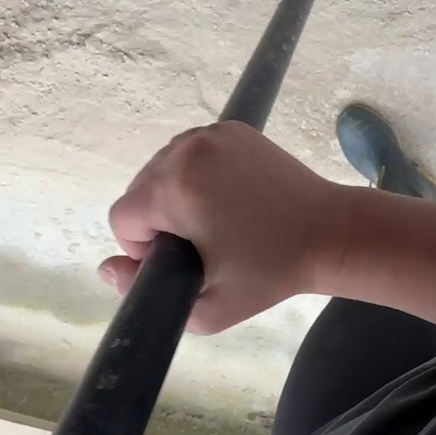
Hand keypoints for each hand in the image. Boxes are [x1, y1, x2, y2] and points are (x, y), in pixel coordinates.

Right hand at [100, 121, 351, 333]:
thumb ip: (143, 292)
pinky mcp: (234, 129)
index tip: (185, 258)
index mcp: (174, 187)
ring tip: (218, 220)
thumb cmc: (270, 273)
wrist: (328, 232)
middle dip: (159, 219)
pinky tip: (229, 197)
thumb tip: (107, 268)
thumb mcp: (206, 305)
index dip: (145, 248)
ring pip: (163, 168)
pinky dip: (198, 174)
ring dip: (176, 195)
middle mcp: (186, 149)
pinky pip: (192, 153)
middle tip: (204, 242)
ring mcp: (211, 133)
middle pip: (140, 189)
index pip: (122, 218)